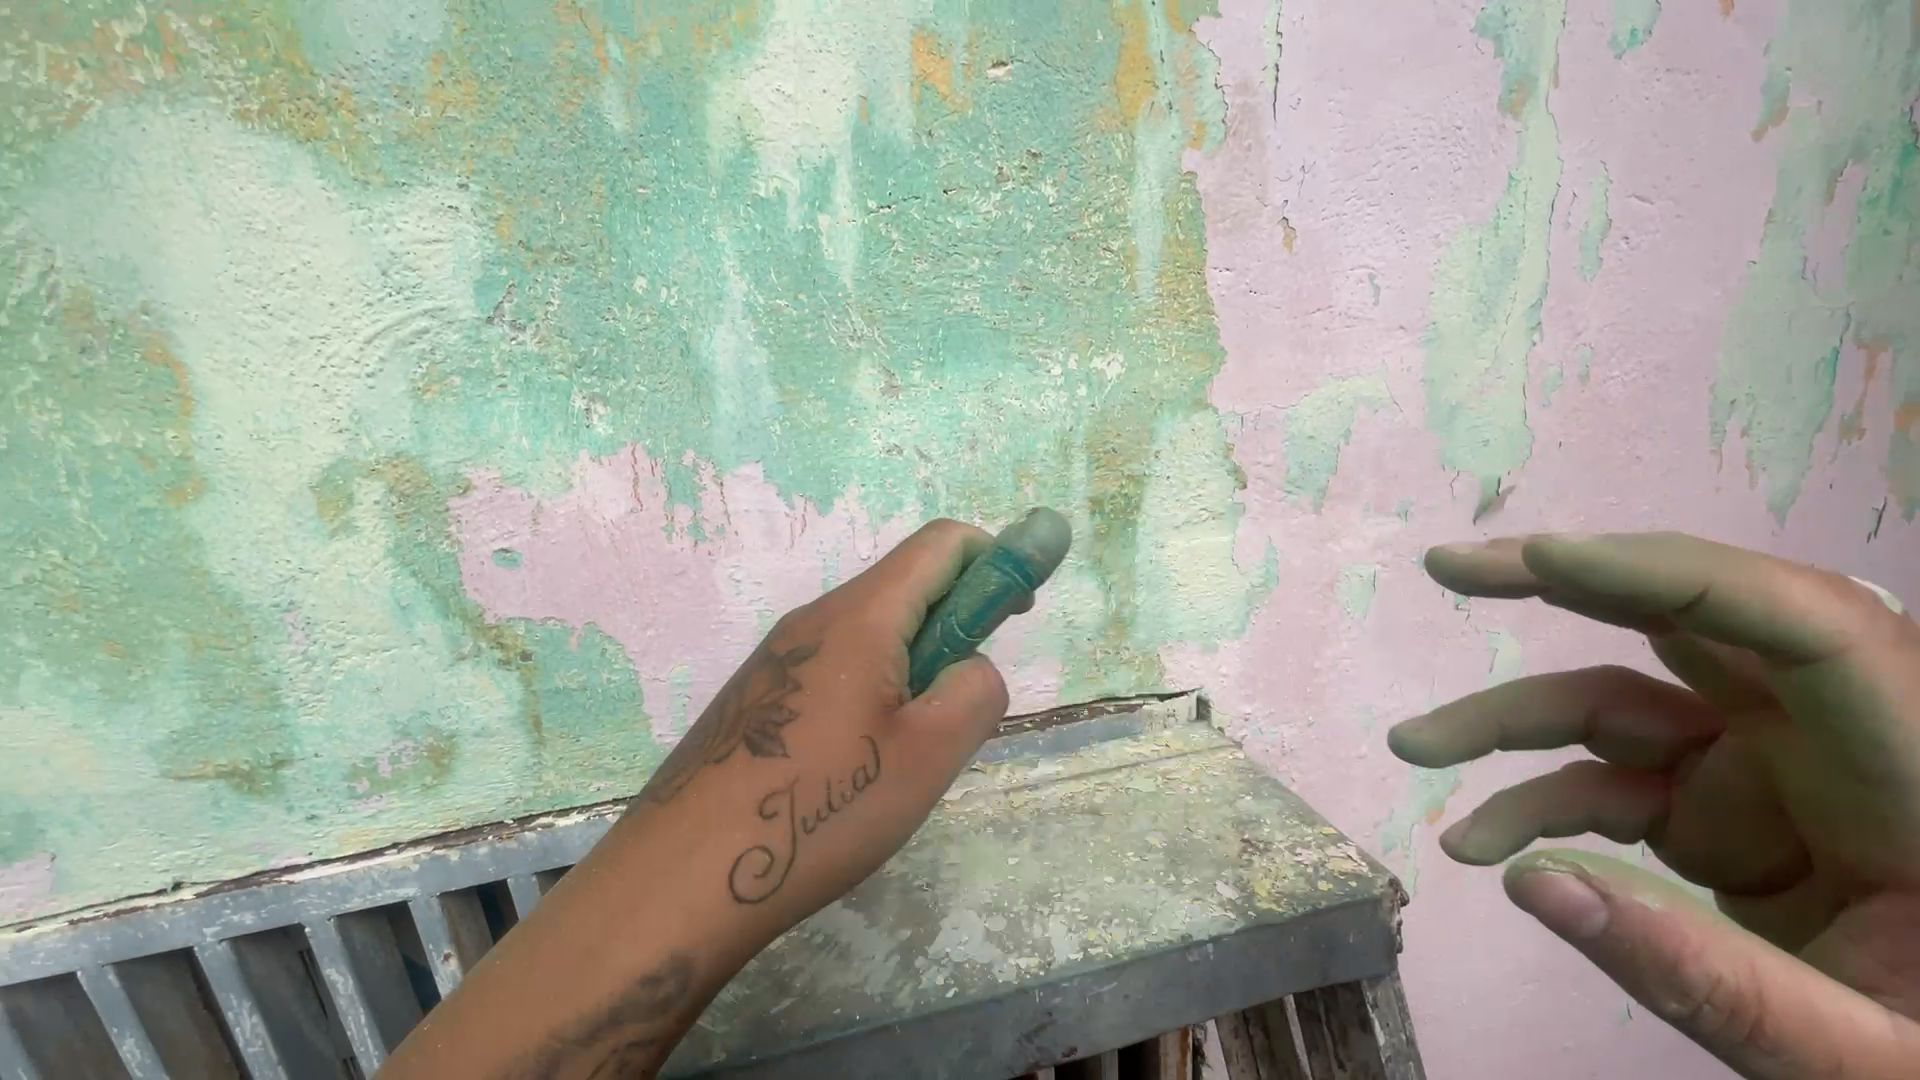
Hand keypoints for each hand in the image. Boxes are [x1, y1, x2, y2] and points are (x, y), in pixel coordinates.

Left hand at [635, 516, 1014, 922]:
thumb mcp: (930, 752)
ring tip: (902, 753)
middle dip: (953, 631)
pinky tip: (853, 766)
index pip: (942, 544)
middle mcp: (815, 618)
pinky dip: (872, 693)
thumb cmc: (823, 805)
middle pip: (905, 588)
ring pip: (872, 635)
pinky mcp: (759, 696)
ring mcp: (779, 657)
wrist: (684, 875)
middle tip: (956, 711)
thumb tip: (968, 666)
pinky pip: (836, 669)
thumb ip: (976, 689)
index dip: (995, 561)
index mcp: (861, 615)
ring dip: (912, 671)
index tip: (1015, 615)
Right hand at [1389, 532, 1919, 1078]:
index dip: (1667, 577)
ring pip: (1609, 702)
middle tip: (1448, 569)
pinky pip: (1594, 784)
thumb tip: (1528, 881)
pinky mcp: (1702, 812)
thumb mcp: (1871, 1061)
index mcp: (1908, 775)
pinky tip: (1475, 845)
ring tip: (1413, 747)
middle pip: (1684, 623)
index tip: (1539, 560)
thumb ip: (1712, 978)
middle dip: (1558, 585)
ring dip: (1502, 719)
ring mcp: (1754, 774)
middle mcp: (1823, 745)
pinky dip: (1525, 807)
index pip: (1797, 626)